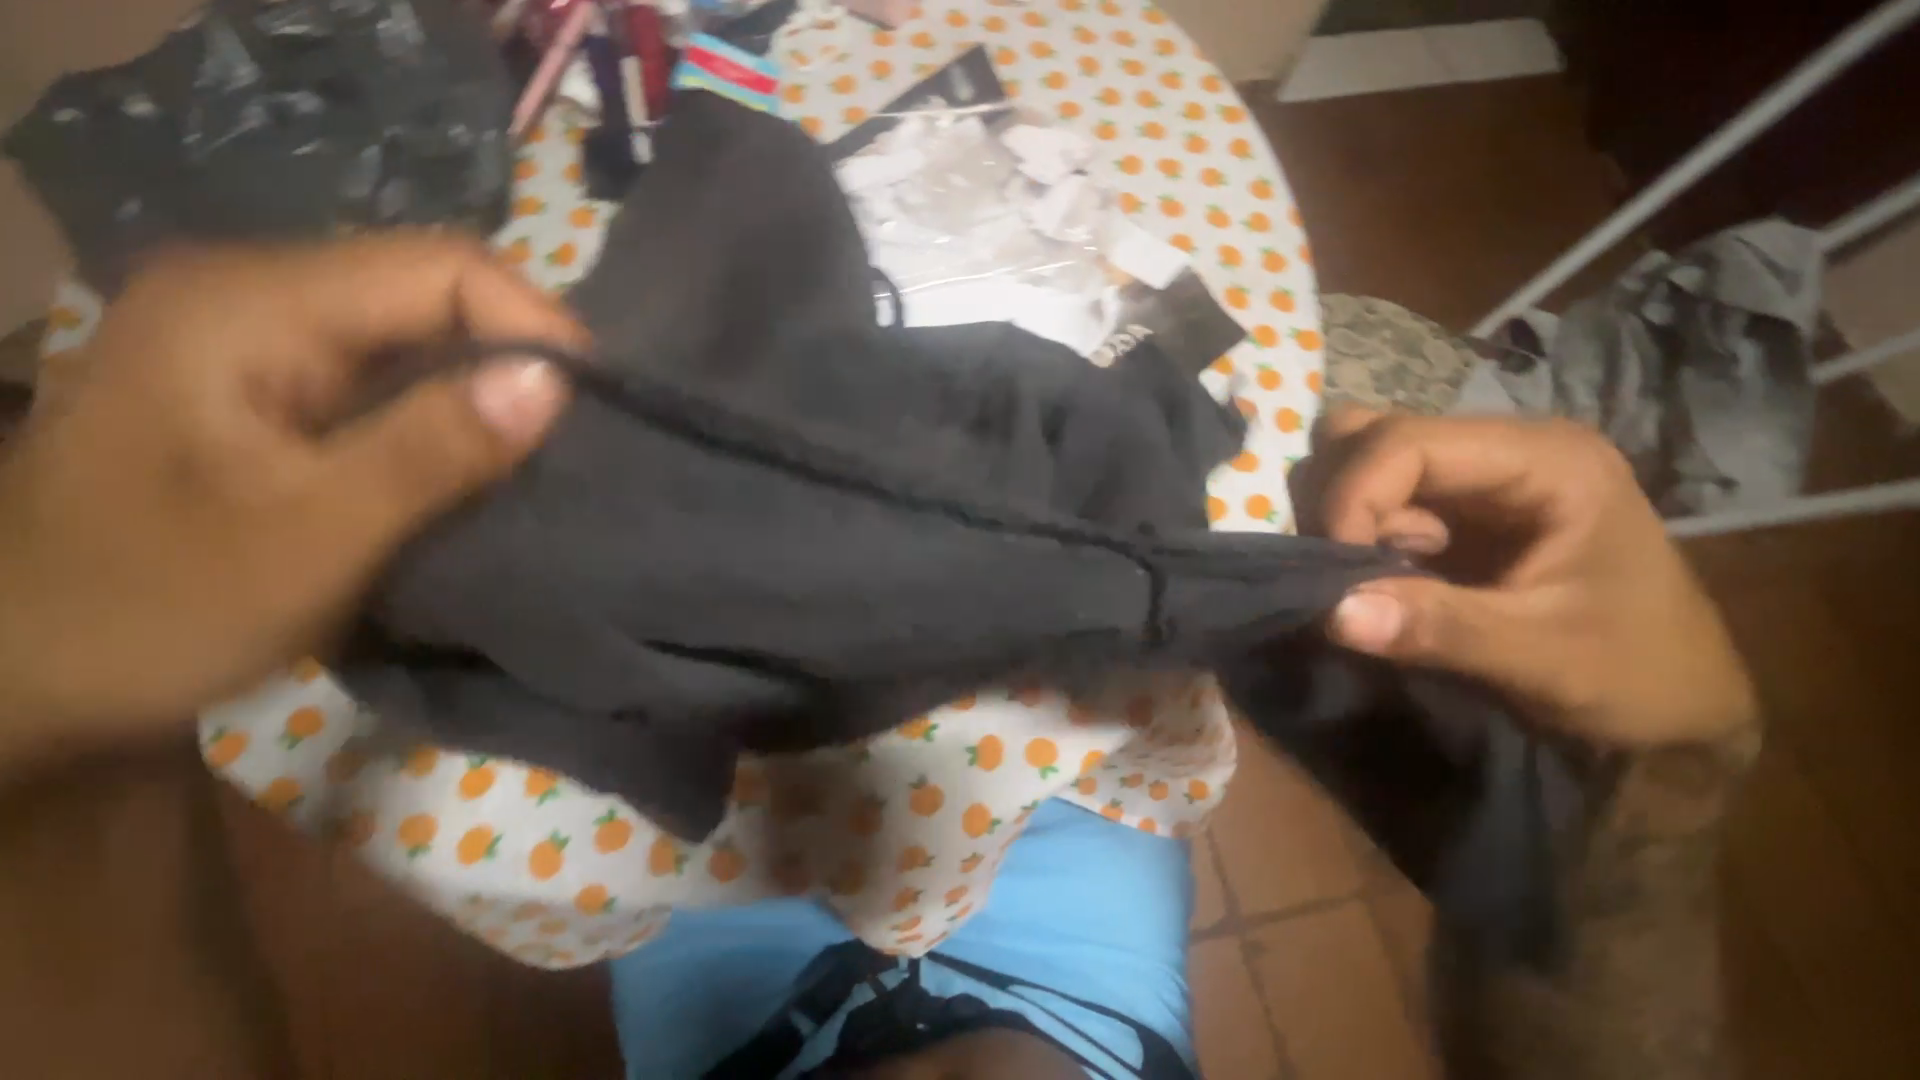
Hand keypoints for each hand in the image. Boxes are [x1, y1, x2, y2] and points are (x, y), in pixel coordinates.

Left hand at [0, 234, 585, 757]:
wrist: (27, 675)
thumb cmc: (157, 604)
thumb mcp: (312, 534)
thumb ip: (434, 448)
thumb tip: (556, 381)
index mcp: (250, 305)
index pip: (440, 267)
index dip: (534, 322)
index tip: (597, 405)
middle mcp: (255, 295)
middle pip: (433, 291)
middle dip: (520, 357)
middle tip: (581, 436)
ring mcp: (260, 340)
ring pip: (420, 334)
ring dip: (491, 388)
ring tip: (546, 450)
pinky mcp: (274, 388)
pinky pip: (392, 375)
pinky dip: (451, 413)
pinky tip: (480, 460)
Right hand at [1301, 409, 1755, 748]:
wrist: (1678, 708)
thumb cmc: (1635, 674)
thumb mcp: (1542, 657)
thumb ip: (1438, 629)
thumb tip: (1329, 613)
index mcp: (1544, 460)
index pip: (1406, 442)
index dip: (1353, 499)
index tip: (1338, 578)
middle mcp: (1502, 449)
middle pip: (1372, 435)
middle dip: (1341, 503)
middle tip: (1348, 572)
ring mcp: (1475, 479)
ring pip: (1362, 464)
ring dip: (1345, 522)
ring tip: (1376, 578)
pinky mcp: (1453, 513)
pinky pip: (1373, 504)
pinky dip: (1354, 541)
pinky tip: (1387, 582)